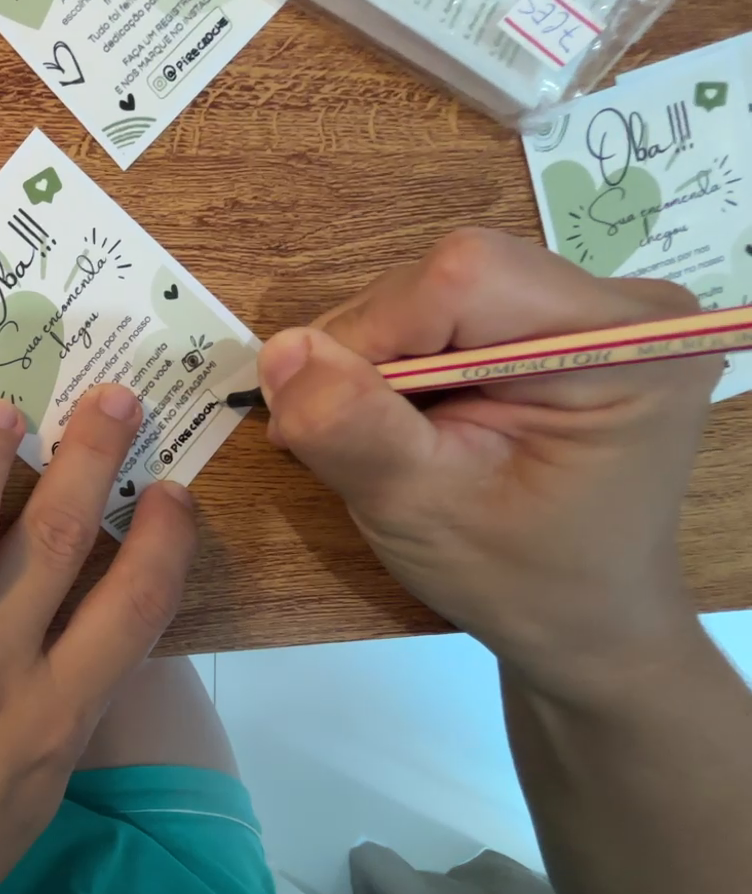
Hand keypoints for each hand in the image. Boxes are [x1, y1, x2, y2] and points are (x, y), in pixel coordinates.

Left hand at [0, 386, 197, 893]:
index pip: (130, 608)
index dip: (160, 538)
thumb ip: (65, 706)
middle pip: (53, 547)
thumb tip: (88, 623)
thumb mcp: (37, 792)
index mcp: (52, 720)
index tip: (169, 487)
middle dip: (88, 463)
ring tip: (0, 408)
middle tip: (108, 400)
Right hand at [259, 229, 719, 698]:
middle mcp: (610, 305)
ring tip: (364, 438)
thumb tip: (278, 351)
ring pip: (416, 297)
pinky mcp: (540, 332)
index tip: (331, 419)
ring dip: (359, 366)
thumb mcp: (414, 506)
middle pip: (432, 282)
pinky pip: (427, 320)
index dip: (367, 339)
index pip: (458, 280)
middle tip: (340, 439)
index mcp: (614, 342)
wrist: (568, 612)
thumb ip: (347, 425)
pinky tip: (386, 420)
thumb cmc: (510, 573)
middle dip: (357, 357)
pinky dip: (377, 370)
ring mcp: (577, 314)